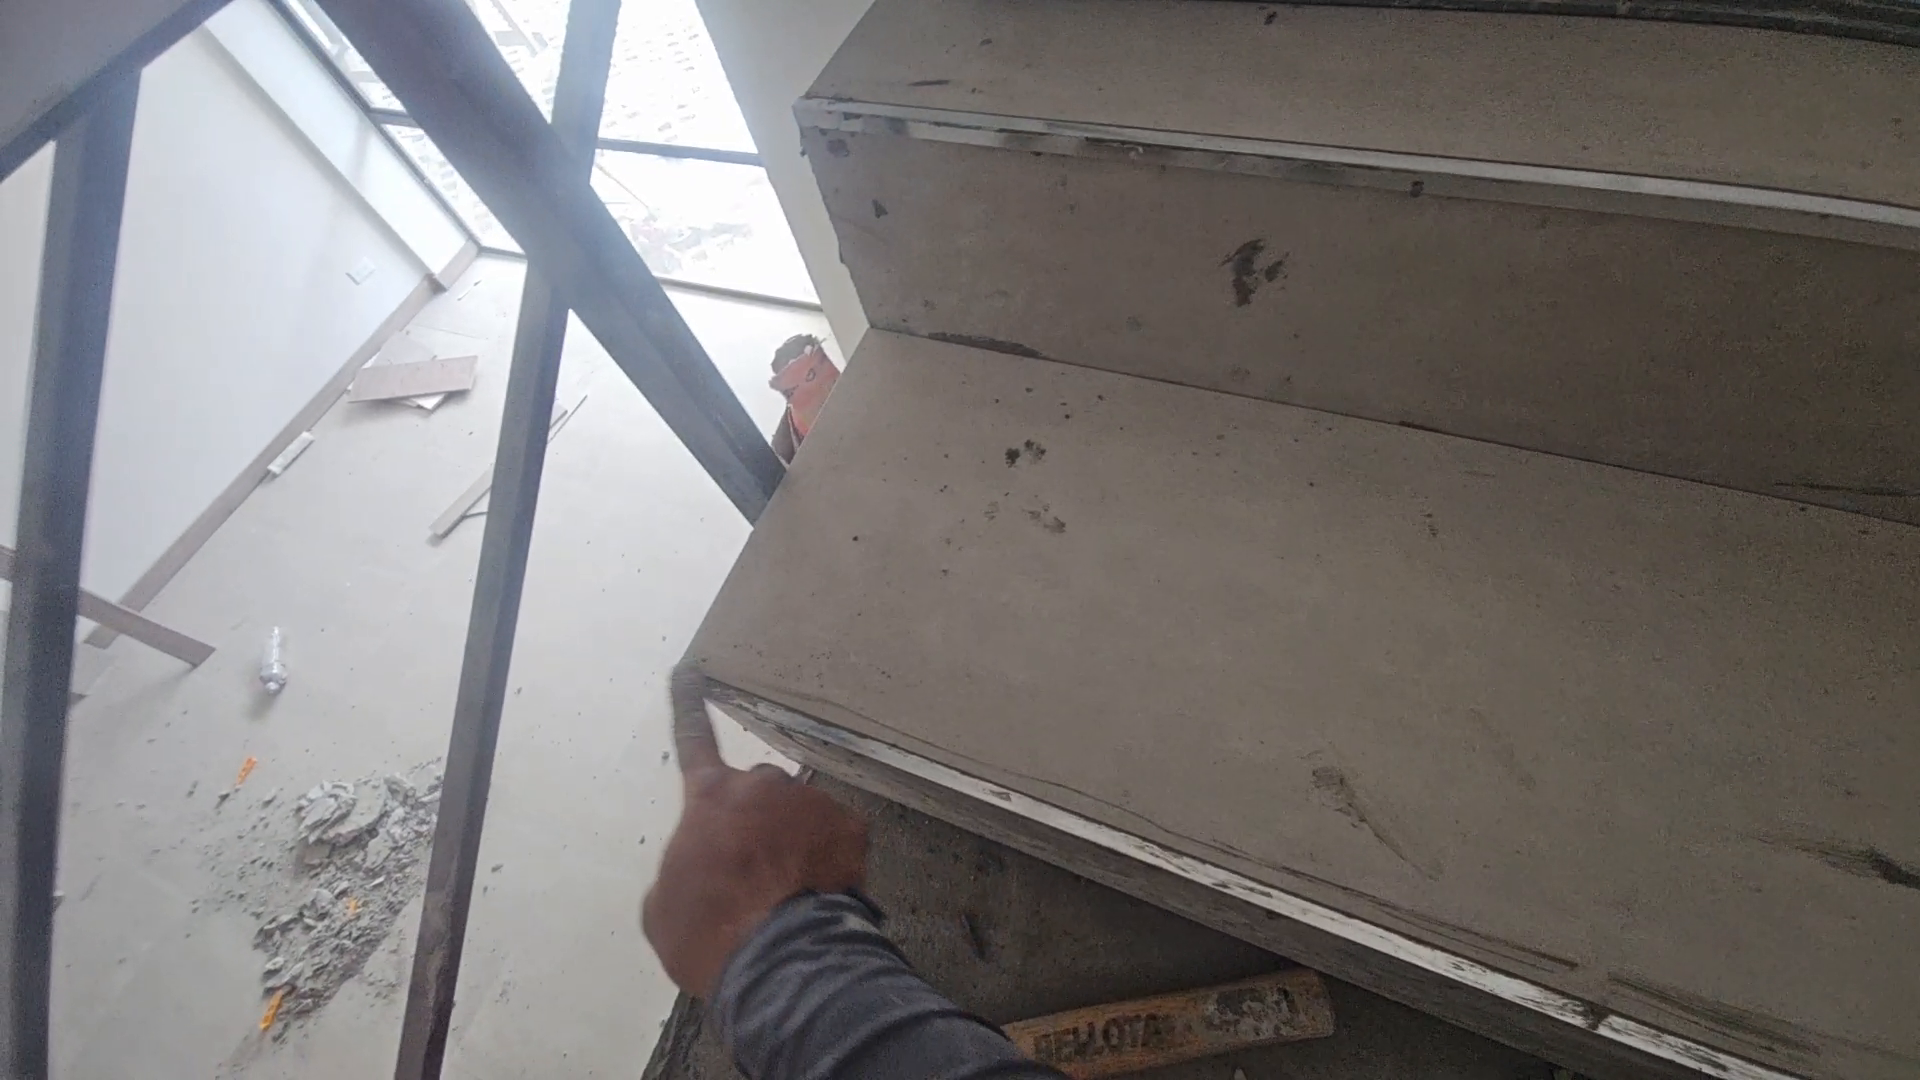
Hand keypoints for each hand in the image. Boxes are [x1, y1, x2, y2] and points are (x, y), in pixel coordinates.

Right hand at [641, 666, 868, 997]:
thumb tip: (701, 864)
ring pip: (800, 814)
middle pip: (757, 791)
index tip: (689, 670)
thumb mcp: (664, 907)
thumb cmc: (708, 934)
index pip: (694, 741)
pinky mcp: (851, 824)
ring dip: (794, 842)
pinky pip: (836, 834)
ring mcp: (810, 800)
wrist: (779, 960)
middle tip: (754, 871)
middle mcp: (762, 785)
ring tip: (790, 892)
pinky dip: (829, 857)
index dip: (689, 705)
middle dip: (756, 821)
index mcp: (712, 799)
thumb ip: (680, 865)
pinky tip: (821, 890)